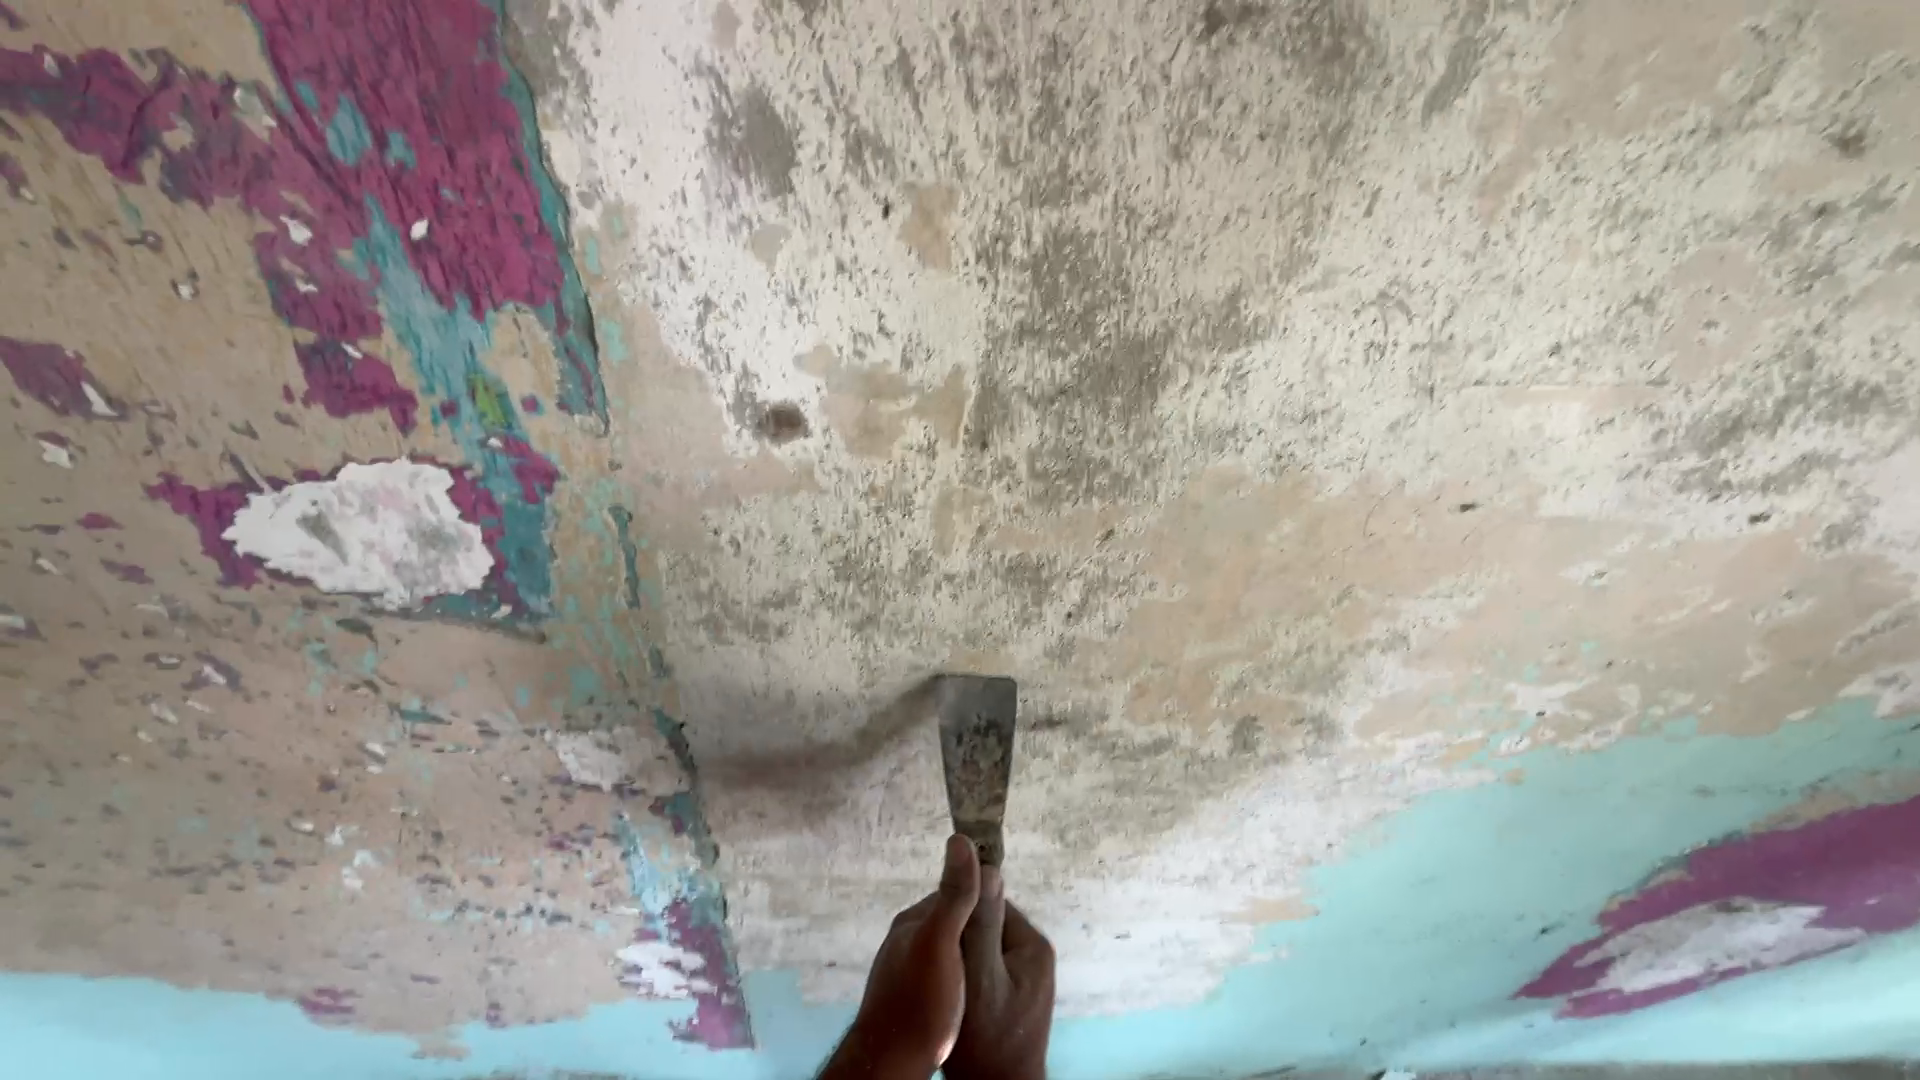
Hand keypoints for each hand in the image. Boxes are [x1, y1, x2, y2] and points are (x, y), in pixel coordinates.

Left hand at [828, 834, 981, 1078]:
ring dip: (969, 957)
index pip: (955, 895)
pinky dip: (960, 979)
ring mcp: (905, 969)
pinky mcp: (910, 997)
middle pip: (952, 922)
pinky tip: (969, 995)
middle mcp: (905, 939)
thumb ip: (955, 895)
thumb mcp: (942, 943)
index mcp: (912, 922)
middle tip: (1000, 954)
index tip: (1005, 921)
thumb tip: (962, 838)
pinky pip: (943, 975)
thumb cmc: (920, 1002)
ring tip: (988, 976)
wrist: (890, 1065)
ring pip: (948, 951)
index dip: (982, 902)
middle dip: (977, 931)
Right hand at [945, 865, 1055, 1079]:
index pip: (988, 902)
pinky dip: (964, 977)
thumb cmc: (989, 1041)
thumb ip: (983, 923)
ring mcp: (1023, 976)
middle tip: (941, 966)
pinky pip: (981, 969)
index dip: (959, 915)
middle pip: (983, 923)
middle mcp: (1033, 953)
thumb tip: (985, 863)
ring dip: (959, 959)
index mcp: (1032, 943)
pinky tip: (951, 994)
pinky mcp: (1011, 995)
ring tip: (944, 981)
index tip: (940, 939)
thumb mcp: (980, 976)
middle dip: (959, 939)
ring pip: (979, 947)